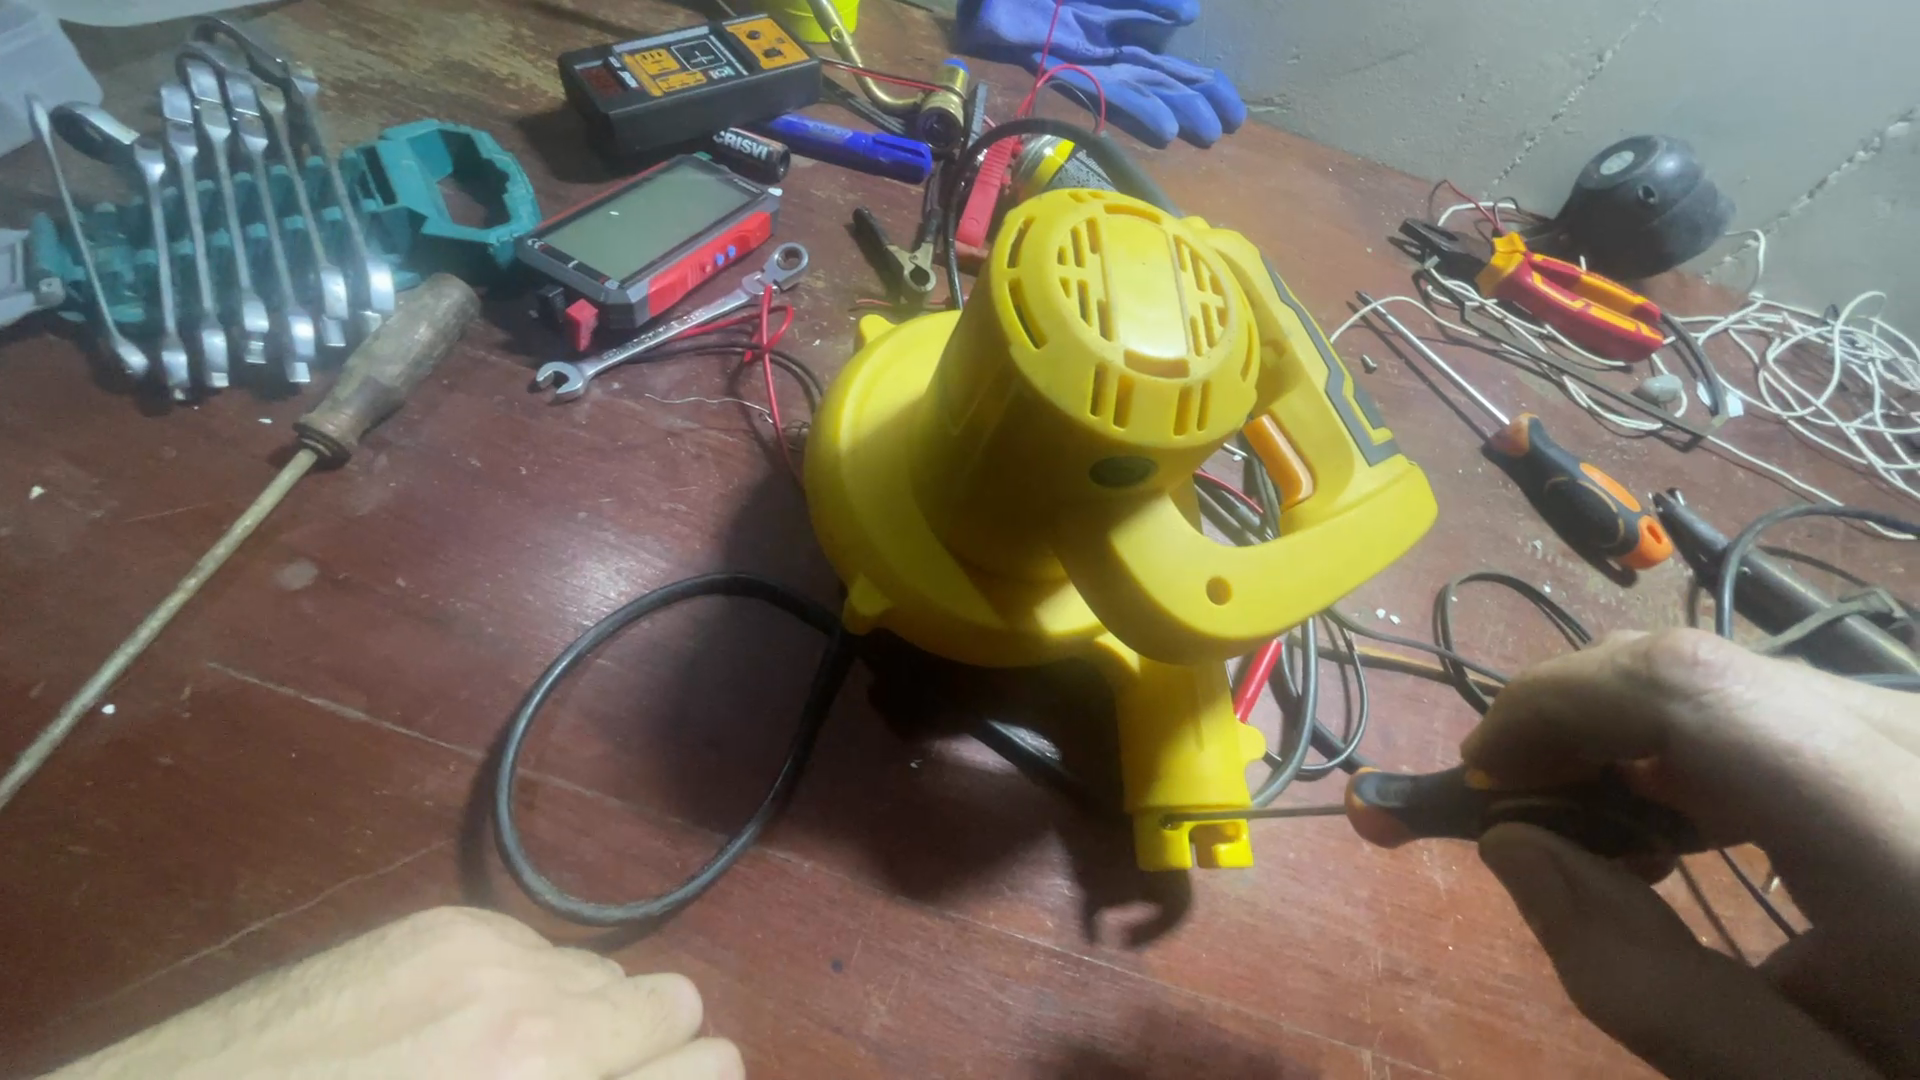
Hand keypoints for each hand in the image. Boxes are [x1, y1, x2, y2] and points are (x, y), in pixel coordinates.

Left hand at [48, 907, 742, 1079]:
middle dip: (651, 1049)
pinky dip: (526, 988)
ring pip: (609, 973)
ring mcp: (489, 959)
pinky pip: (542, 948)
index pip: (710, 1065)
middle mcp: (539, 1023)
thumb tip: (665, 1074)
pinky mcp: (442, 923)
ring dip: (585, 1017)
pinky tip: (457, 1028)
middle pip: (677, 1000)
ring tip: (517, 1060)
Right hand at [1462, 629, 1919, 1078]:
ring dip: (1619, 735)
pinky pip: (1775, 708)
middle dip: (1568, 719)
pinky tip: (1678, 816)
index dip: (1550, 704)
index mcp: (1914, 844)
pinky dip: (1684, 747)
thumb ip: (1644, 982)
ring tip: (1589, 818)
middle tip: (1516, 798)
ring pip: (1730, 681)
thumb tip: (1509, 846)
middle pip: (1698, 671)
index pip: (1688, 692)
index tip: (1480, 772)